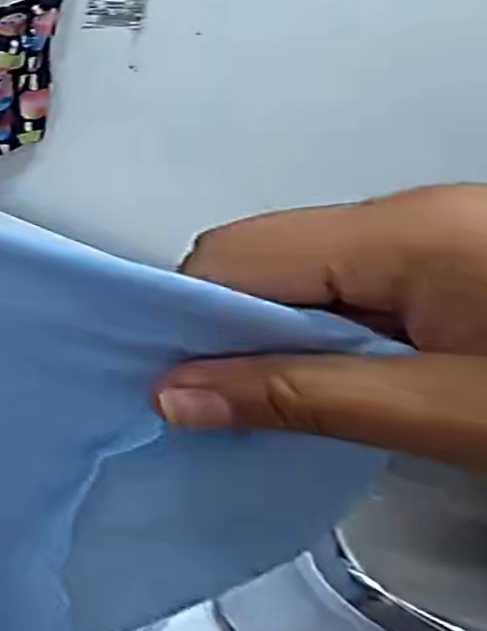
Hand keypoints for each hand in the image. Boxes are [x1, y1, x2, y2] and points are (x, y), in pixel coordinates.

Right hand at [155, 185, 486, 467]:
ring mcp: (440, 227)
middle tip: (257, 390)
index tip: (191, 379)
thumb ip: (303, 397)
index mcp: (402, 230)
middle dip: (237, 323)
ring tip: (331, 388)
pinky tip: (370, 369)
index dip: (195, 316)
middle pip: (258, 255)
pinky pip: (350, 277)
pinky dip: (333, 324)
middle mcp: (408, 212)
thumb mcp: (465, 418)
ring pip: (300, 269)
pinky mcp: (464, 253)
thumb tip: (174, 396)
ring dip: (287, 328)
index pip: (229, 256)